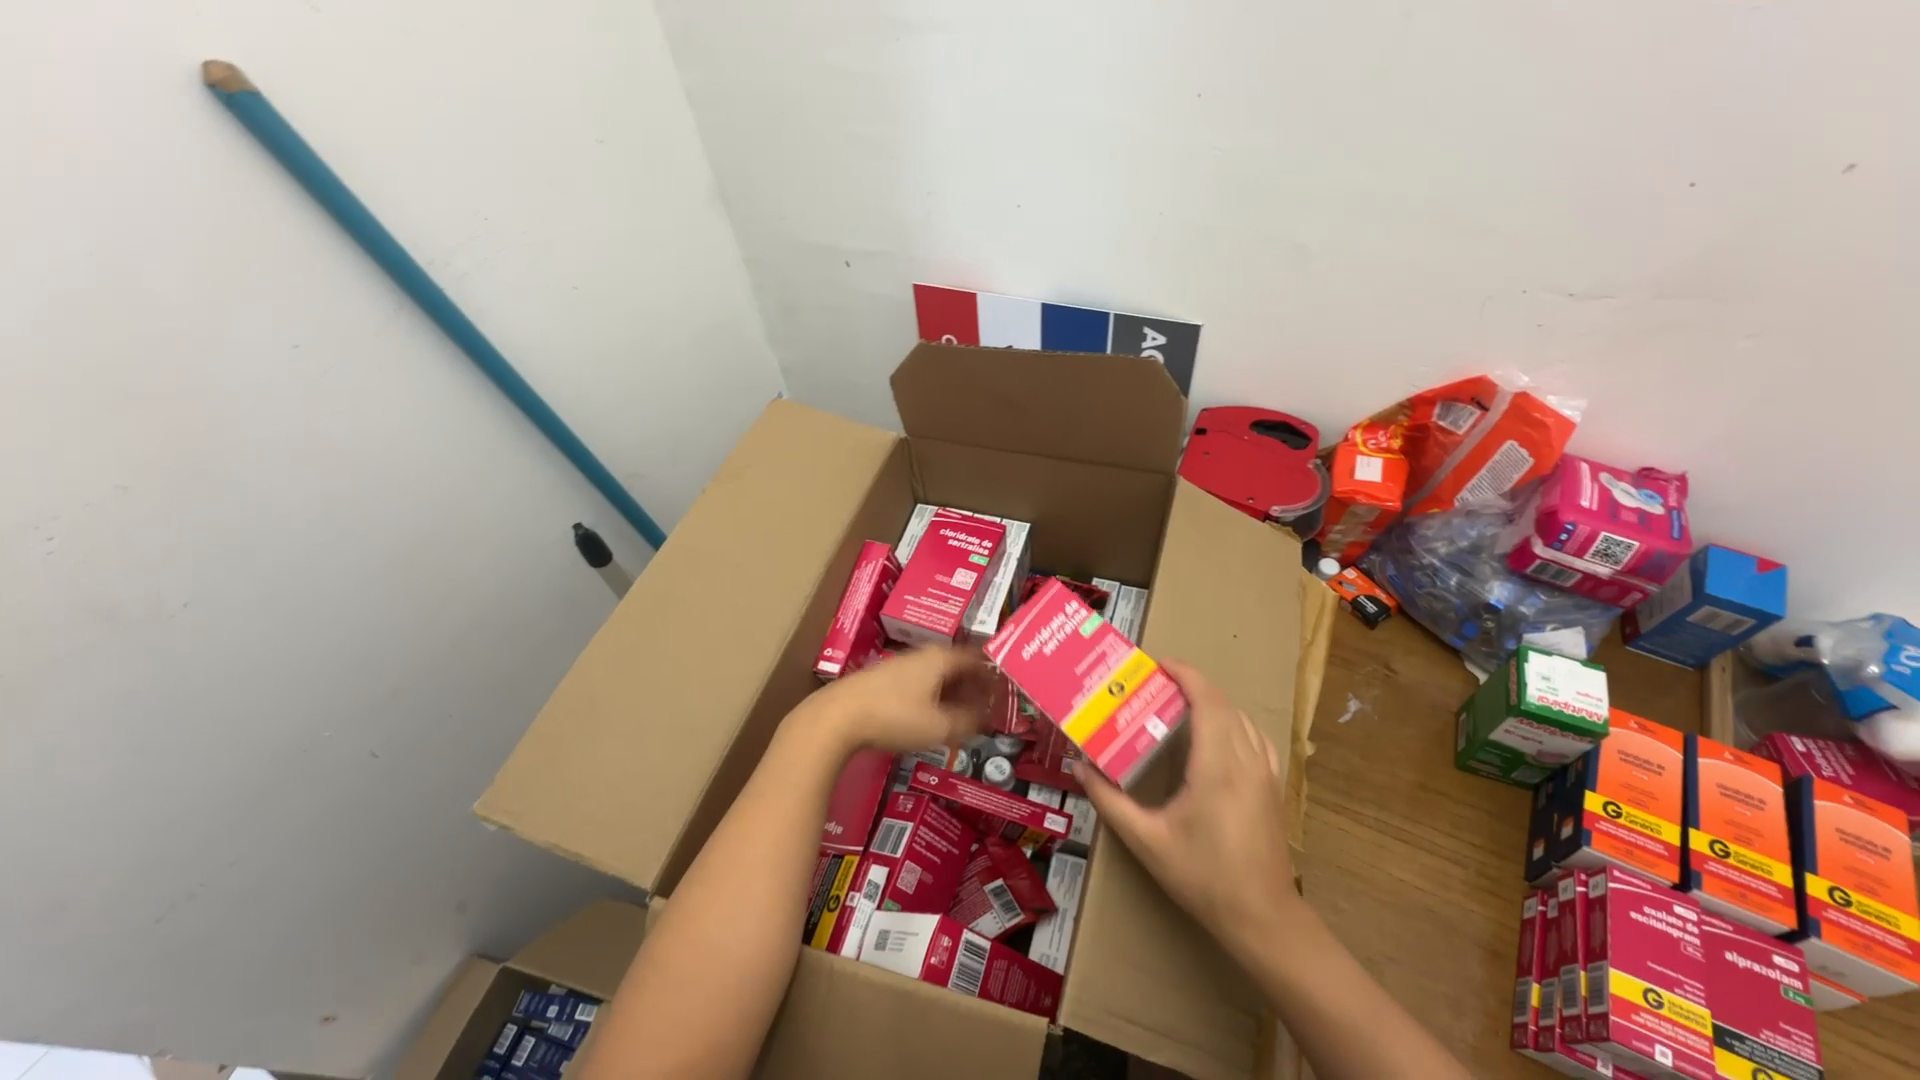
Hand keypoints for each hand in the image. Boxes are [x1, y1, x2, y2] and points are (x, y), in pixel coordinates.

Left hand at [796, 646, 996, 753]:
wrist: (837, 717)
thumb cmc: (894, 717)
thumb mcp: (939, 726)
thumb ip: (968, 722)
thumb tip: (986, 719)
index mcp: (940, 658)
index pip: (977, 659)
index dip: (994, 676)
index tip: (1006, 694)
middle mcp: (922, 655)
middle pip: (957, 667)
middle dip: (974, 687)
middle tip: (988, 710)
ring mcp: (899, 666)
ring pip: (937, 677)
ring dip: (953, 695)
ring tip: (963, 718)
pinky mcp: (882, 681)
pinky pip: (919, 686)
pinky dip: (933, 699)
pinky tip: (931, 719)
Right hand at [1075, 660, 1300, 949]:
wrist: (1261, 917)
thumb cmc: (1201, 877)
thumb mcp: (1146, 840)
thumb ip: (1109, 800)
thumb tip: (1078, 766)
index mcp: (1217, 767)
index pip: (1207, 701)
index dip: (1185, 675)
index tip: (1157, 665)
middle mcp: (1246, 761)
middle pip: (1223, 705)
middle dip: (1192, 686)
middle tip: (1154, 686)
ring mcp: (1266, 774)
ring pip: (1242, 719)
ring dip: (1213, 704)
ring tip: (1179, 706)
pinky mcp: (1273, 788)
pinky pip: (1255, 739)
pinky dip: (1233, 724)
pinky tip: (1215, 737)